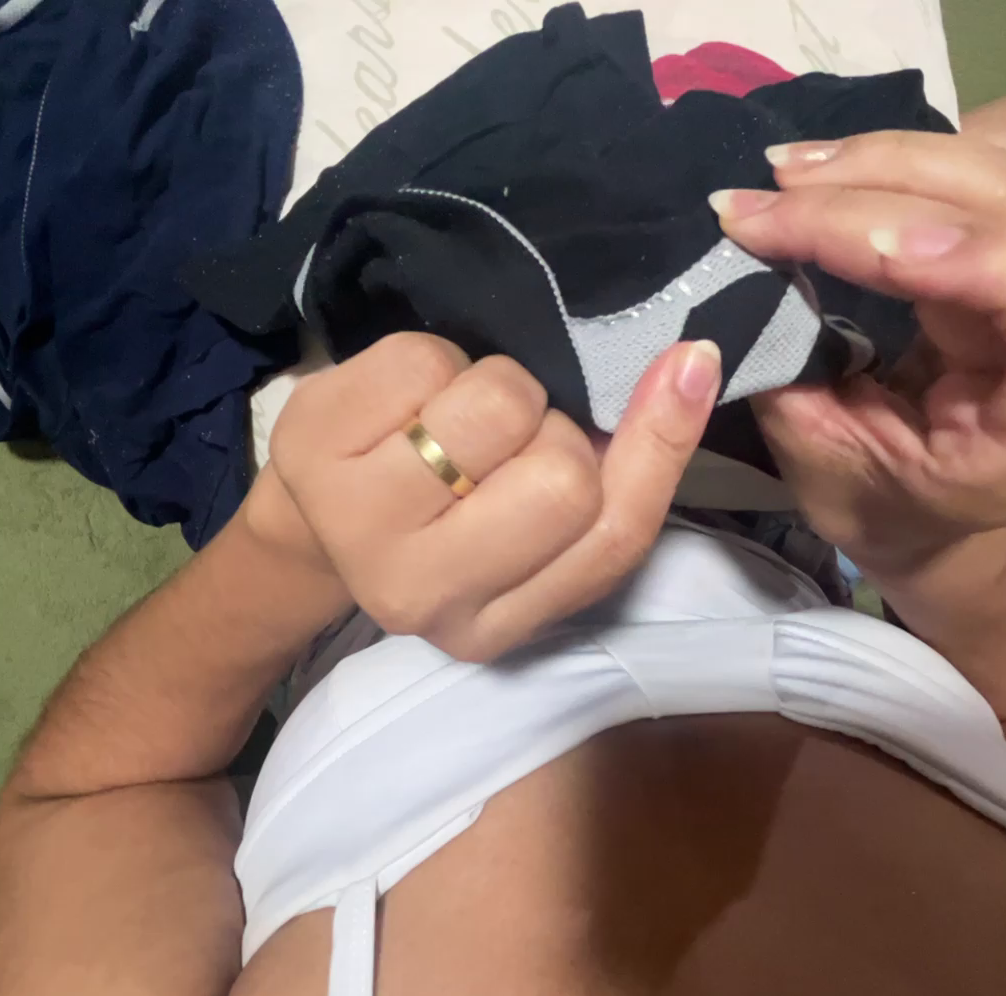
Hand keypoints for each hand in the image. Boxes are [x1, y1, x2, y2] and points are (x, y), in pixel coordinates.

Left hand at [240, 332, 720, 661]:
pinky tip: (405, 402)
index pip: (611, 538)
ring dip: (493, 389)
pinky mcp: (313, 446)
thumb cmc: (443, 519)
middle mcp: (423, 597)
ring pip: (498, 406)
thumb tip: (692, 364)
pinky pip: (423, 359)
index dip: (658, 446)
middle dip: (550, 428)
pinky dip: (432, 360)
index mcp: (490, 627)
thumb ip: (619, 473)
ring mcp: (360, 525)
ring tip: (453, 418)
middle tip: (504, 439)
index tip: (687, 363)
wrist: (319, 516)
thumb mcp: (533, 528)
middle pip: (562, 474)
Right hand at [716, 130, 1005, 574]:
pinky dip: (897, 163)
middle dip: (888, 189)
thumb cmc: (881, 508)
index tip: (862, 241)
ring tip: (786, 170)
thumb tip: (746, 276)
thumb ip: (793, 373)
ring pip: (1005, 176)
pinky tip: (827, 169)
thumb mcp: (823, 462)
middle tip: (772, 189)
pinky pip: (978, 180)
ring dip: (887, 160)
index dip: (977, 258)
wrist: (925, 512)